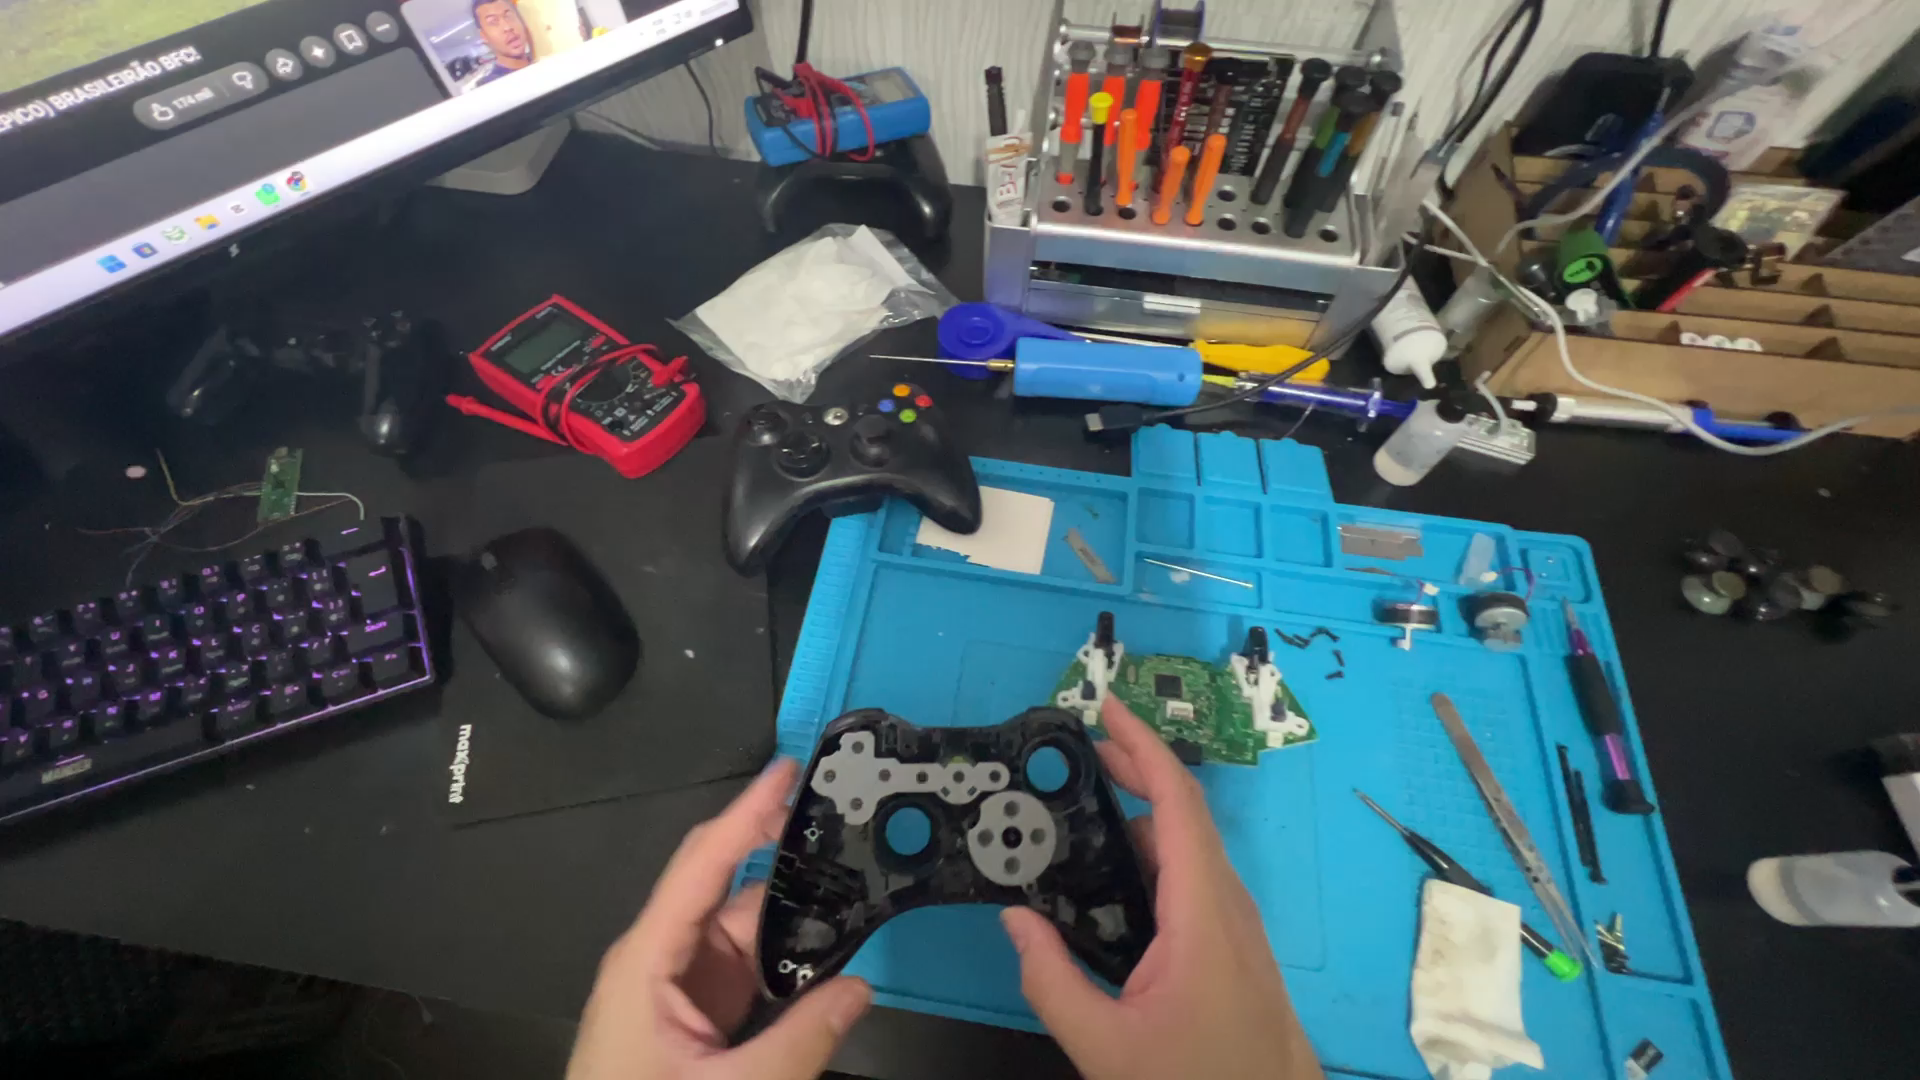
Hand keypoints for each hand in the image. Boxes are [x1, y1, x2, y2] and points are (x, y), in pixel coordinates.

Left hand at [567, 760, 871, 1079]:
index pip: (704, 862)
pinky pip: (748, 957)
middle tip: (836, 820)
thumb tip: (861, 988)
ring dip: (791, 908)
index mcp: (648, 958)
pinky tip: (824, 944)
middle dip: (777, 845)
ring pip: (744, 921)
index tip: (787, 769)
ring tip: (847, 885)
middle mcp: (662, 952)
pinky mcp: (697, 1003)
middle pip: (725, 880)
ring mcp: (681, 978)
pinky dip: (786, 948)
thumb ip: (800, 1042)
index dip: (746, 810)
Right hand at [1000, 695, 1323, 1079]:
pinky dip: (1150, 845)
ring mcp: (1232, 922)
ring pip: (1187, 842)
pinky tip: (1112, 866)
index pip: (1176, 801)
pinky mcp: (1230, 942)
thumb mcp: (1108, 1050)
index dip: (1143, 745)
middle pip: (1183, 810)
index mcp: (1202, 911)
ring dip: (1140, 807)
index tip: (1108, 706)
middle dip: (1134, 765)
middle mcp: (1224, 901)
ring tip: (1083, 800)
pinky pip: (1189, 873)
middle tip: (1078, 749)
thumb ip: (1053, 982)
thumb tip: (1014, 918)